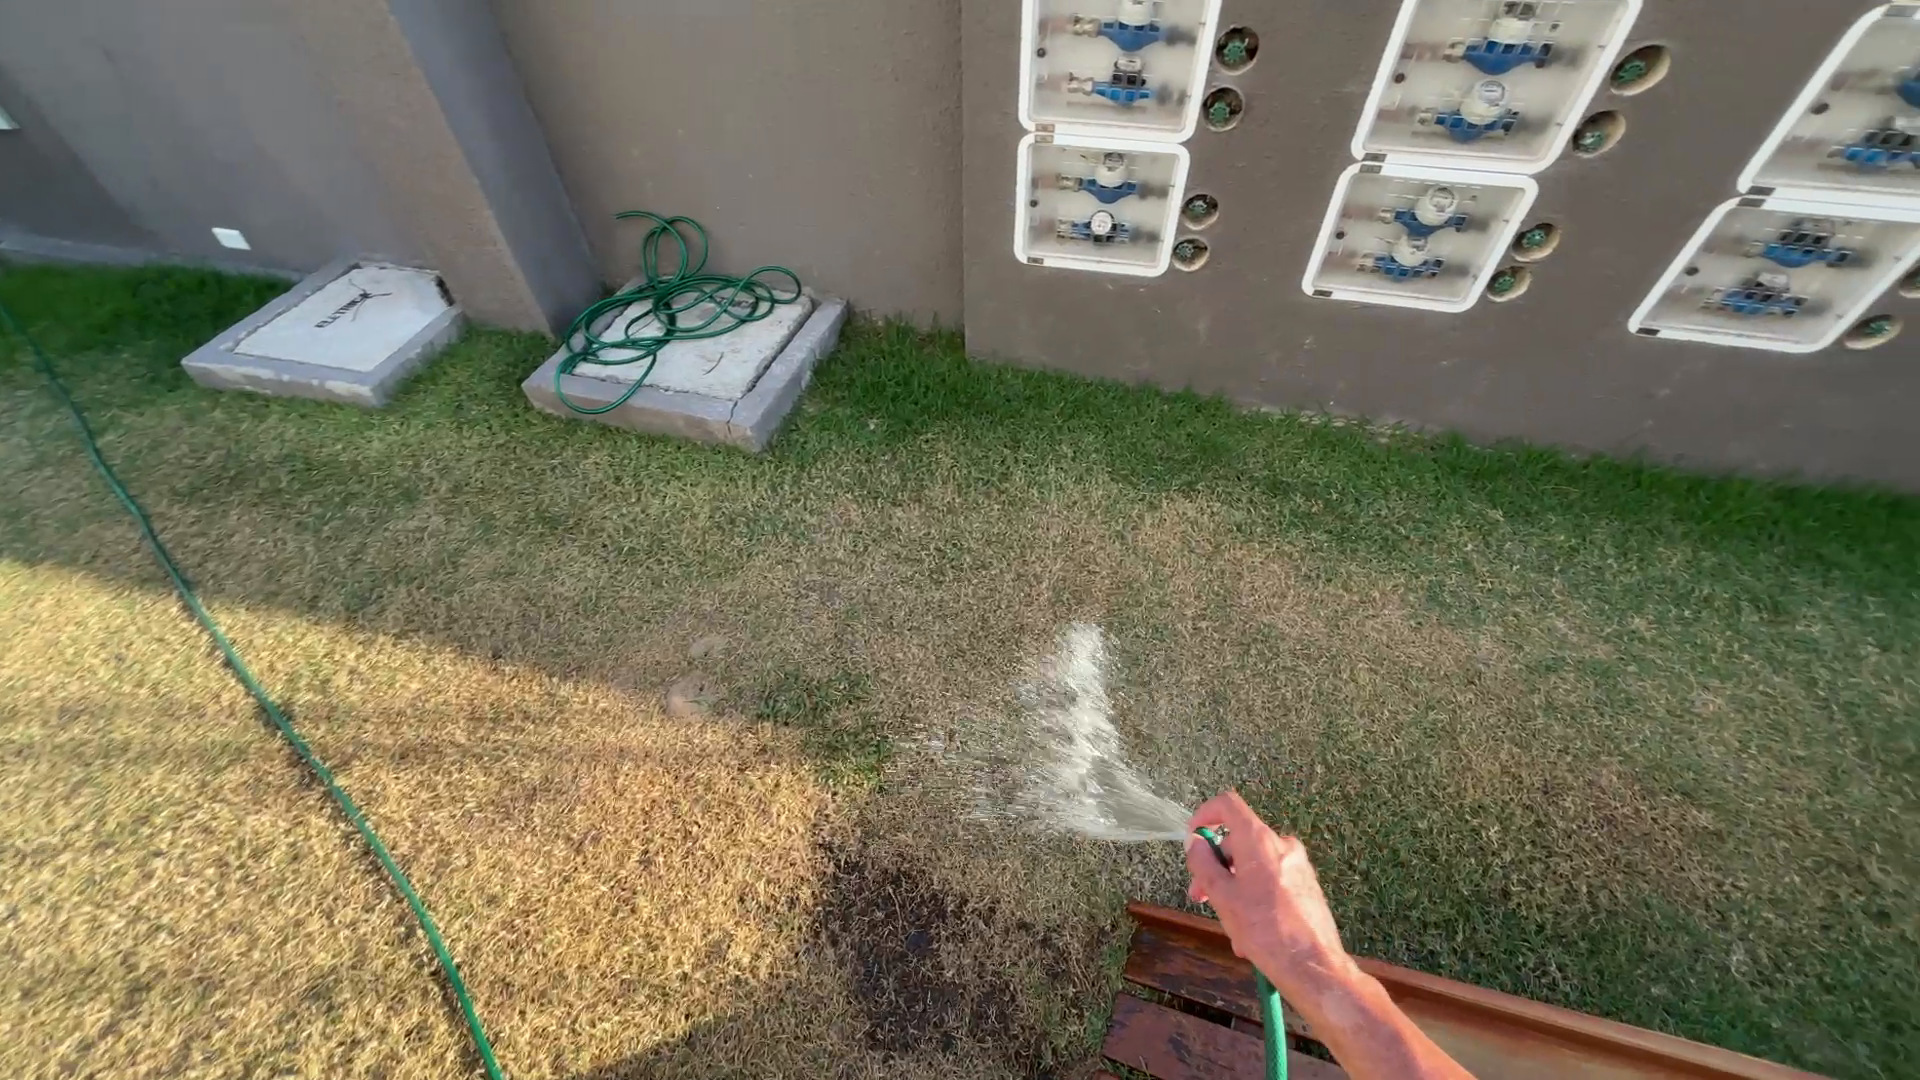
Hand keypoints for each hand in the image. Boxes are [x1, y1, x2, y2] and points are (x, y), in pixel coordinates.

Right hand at [1185, 791, 1354, 999]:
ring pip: (1253, 867)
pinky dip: (1255, 899)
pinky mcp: (1307, 887)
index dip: (1204, 815)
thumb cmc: (1264, 929)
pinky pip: (1271, 882)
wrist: (1315, 969)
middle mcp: (1281, 845)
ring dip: (1234, 891)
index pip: (1227, 805)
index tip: (1193, 839)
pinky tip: (1251, 934)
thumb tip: (1195, 842)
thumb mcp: (1222, 895)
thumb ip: (1202, 863)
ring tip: (1231, 929)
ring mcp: (1298, 866)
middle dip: (1216, 869)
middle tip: (1201, 897)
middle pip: (1238, 842)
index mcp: (1259, 840)